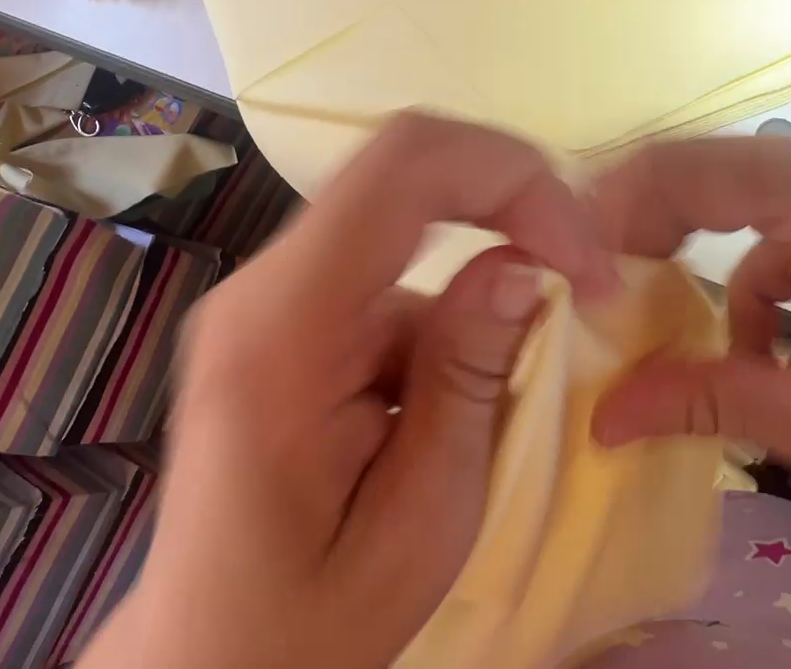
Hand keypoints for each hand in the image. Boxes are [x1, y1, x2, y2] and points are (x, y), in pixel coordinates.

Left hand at [82, 113, 617, 668]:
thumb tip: (522, 264)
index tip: (584, 257)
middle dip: (513, 205)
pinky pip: (388, 272)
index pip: (402, 170)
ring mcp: (269, 294)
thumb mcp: (420, 521)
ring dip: (480, 280)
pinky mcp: (286, 314)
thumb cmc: (307, 624)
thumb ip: (468, 379)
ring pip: (407, 224)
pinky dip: (446, 313)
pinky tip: (450, 399)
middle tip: (584, 275)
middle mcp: (264, 285)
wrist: (206, 664)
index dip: (511, 177)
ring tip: (510, 380)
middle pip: (406, 173)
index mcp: (283, 327)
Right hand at [588, 137, 790, 530]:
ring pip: (738, 209)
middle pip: (705, 175)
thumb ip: (705, 402)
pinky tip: (753, 356)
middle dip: (639, 236)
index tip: (562, 268)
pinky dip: (750, 291)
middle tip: (584, 294)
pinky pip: (780, 240)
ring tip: (648, 330)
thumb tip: (602, 416)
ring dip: (693, 266)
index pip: (689, 167)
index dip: (612, 211)